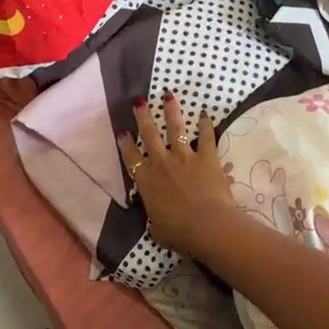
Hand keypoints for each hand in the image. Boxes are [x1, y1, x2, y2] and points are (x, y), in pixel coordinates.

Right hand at [119, 94, 238, 256]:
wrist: (206, 225)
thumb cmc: (179, 232)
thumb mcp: (158, 230)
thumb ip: (155, 220)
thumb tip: (155, 222)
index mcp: (146, 181)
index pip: (130, 157)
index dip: (125, 143)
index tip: (122, 132)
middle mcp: (162, 163)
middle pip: (149, 134)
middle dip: (143, 116)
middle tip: (139, 102)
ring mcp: (184, 157)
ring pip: (176, 128)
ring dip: (171, 110)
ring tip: (168, 95)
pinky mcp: (206, 157)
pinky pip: (207, 137)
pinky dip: (206, 125)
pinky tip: (205, 114)